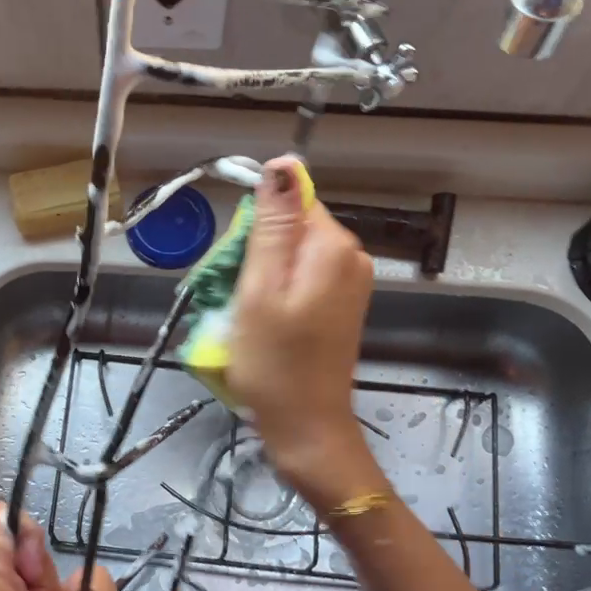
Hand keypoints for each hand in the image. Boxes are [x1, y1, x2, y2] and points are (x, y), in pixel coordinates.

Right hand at [225, 156, 379, 503]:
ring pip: (294, 255)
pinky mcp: (343, 306)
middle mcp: (352, 256)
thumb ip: (272, 224)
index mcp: (333, 245)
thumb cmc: (275, 364)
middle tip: (241, 298)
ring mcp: (351, 283)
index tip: (239, 265)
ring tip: (250, 315)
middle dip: (259, 253)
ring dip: (265, 277)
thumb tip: (282, 163)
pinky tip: (267, 324)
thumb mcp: (260, 289)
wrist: (306, 426)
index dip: (256, 226)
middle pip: (293, 227)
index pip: (291, 199)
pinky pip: (303, 280)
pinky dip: (279, 295)